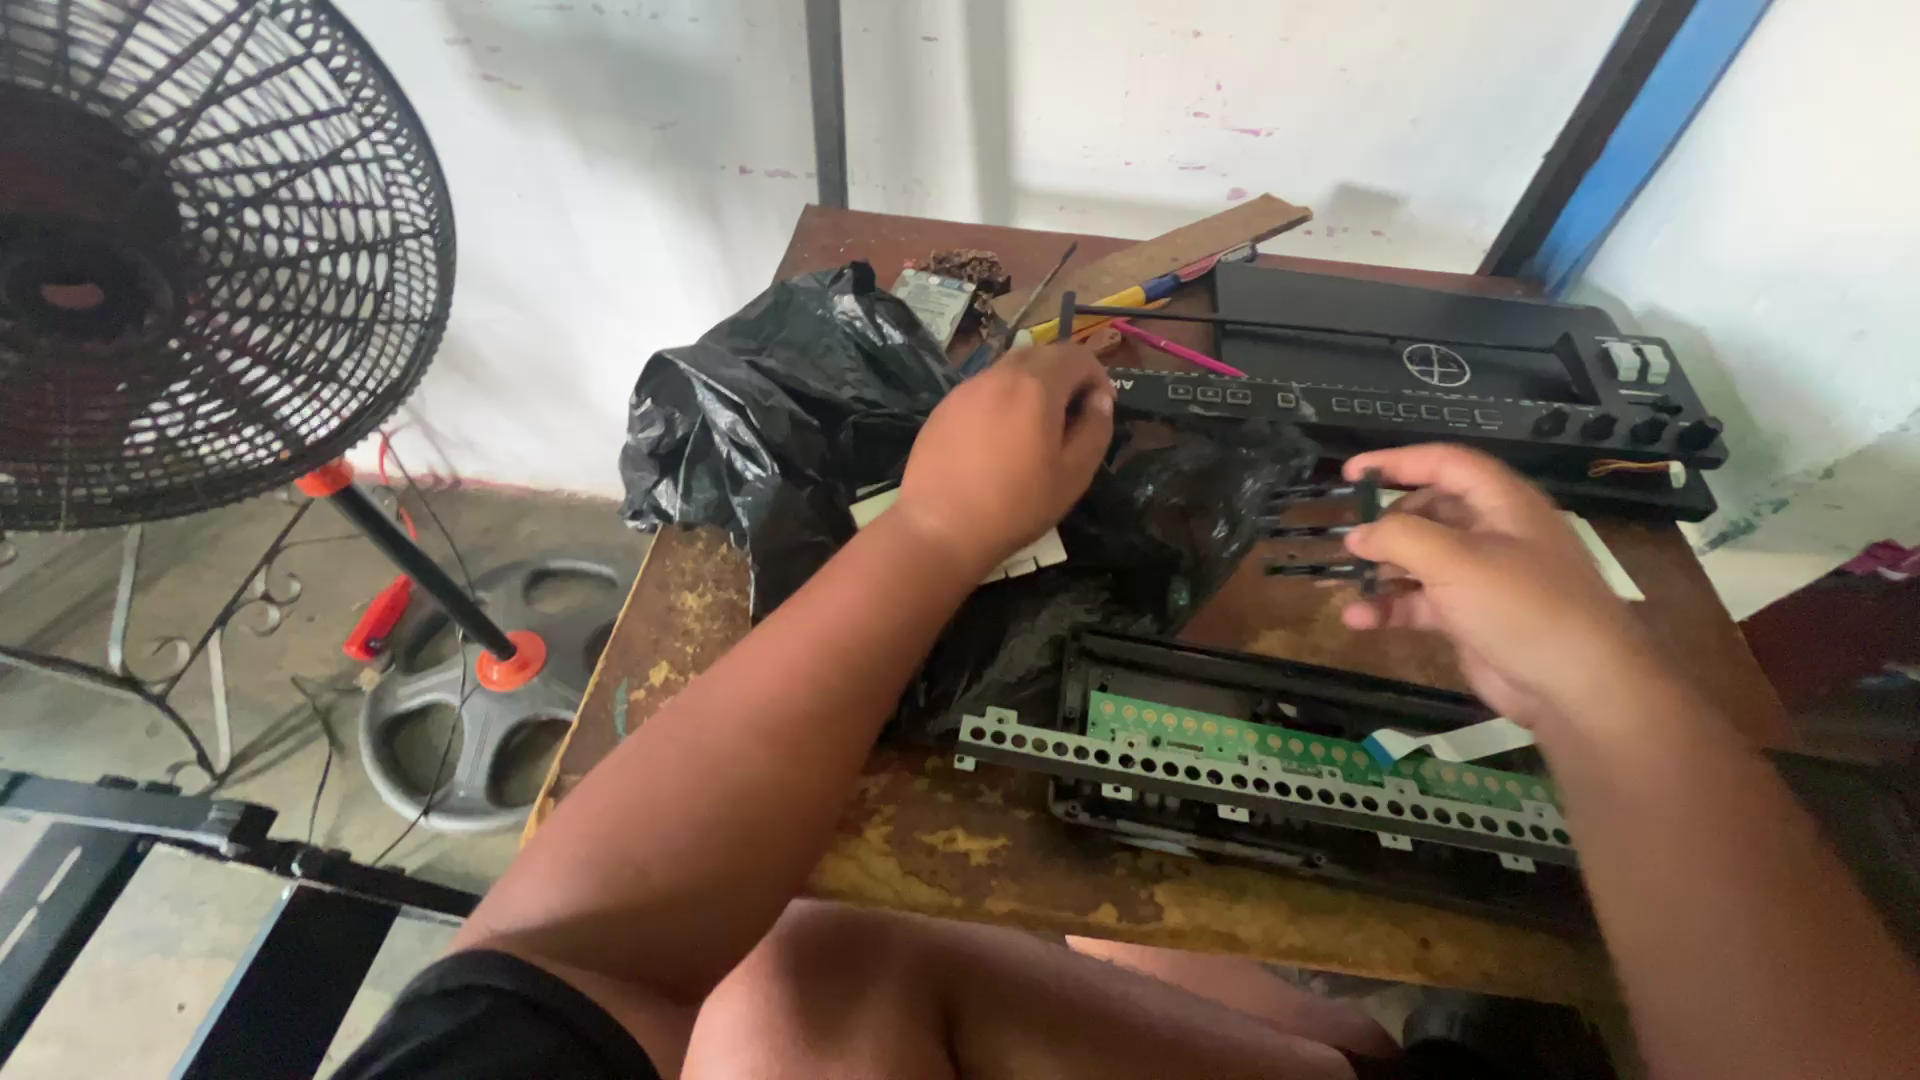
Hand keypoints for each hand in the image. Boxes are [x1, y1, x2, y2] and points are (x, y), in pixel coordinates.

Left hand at [894, 344, 1114, 574]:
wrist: (940, 528)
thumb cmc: (1016, 506)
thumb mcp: (1073, 475)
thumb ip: (1095, 430)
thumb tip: (1100, 401)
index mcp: (1036, 386)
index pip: (1077, 355)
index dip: (1097, 376)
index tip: (1099, 409)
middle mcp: (998, 376)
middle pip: (1041, 355)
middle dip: (1064, 377)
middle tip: (1069, 418)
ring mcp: (965, 390)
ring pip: (1008, 372)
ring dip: (1030, 388)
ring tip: (1032, 432)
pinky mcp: (942, 408)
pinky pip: (982, 392)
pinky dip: (1000, 403)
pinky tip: (995, 444)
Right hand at [1339, 444, 1669, 726]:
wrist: (1578, 689)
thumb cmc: (1523, 608)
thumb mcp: (1456, 561)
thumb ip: (1399, 538)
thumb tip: (1357, 535)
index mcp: (1503, 505)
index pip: (1445, 464)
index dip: (1397, 462)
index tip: (1349, 474)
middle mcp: (1493, 534)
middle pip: (1428, 512)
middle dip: (1385, 525)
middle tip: (1351, 539)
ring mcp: (1480, 577)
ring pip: (1418, 559)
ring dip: (1380, 570)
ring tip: (1345, 582)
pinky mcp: (1468, 615)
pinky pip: (1418, 600)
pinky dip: (1388, 607)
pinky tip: (1358, 619)